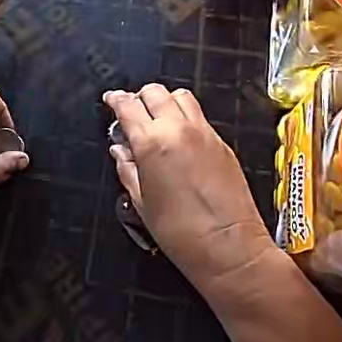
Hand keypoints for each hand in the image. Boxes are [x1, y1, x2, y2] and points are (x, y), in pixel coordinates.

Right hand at [105, 85, 278, 294]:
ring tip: (157, 118)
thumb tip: (121, 152)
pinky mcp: (222, 143)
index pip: (128, 105)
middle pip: (154, 92)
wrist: (230, 249)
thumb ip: (127, 169)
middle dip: (139, 97)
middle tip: (132, 111)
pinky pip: (200, 116)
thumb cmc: (184, 234)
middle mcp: (179, 130)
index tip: (111, 100)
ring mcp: (204, 134)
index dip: (115, 99)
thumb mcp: (141, 202)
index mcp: (152, 143)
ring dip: (165, 101)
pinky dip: (185, 116)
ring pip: (180, 96)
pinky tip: (179, 136)